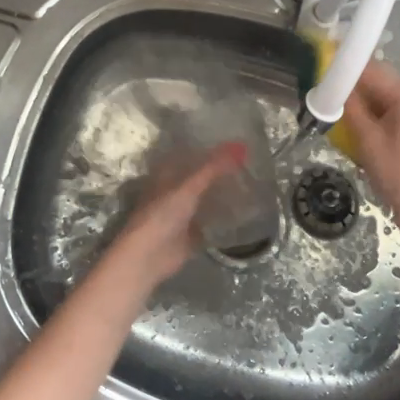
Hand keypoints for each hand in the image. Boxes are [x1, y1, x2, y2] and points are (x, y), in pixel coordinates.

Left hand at [109, 142, 247, 283]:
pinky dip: (224, 216)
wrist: (149, 257)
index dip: (208, 148)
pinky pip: (211, 220)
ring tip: (250, 183)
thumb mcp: (188, 187)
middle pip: (199, 177)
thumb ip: (213, 168)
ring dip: (222, 192)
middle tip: (248, 162)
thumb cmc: (162, 215)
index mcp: (167, 174)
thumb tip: (240, 146)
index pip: (189, 154)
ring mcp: (183, 212)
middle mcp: (174, 190)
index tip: (233, 142)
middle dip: (219, 171)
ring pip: (206, 198)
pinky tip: (244, 210)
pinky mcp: (191, 233)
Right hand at [340, 62, 399, 237]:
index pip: (373, 69)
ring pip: (383, 99)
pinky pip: (389, 113)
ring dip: (360, 101)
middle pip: (380, 82)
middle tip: (324, 92)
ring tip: (335, 108)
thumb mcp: (367, 140)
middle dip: (352, 85)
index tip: (321, 70)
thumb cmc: (397, 175)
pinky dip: (371, 115)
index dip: (347, 68)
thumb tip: (334, 85)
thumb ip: (351, 108)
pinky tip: (354, 126)